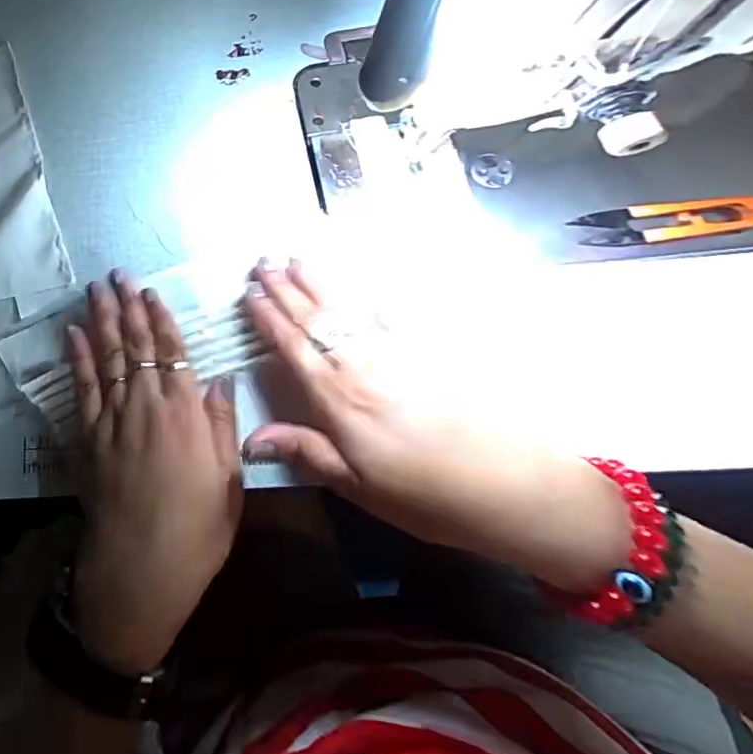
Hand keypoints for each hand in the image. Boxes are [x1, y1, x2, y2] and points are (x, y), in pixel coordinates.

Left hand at [66, 270, 241, 674]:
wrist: (139, 574)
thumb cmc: (196, 531)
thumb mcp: (228, 481)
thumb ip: (222, 425)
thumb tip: (219, 378)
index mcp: (186, 414)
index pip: (173, 352)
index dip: (161, 320)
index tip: (151, 292)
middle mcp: (147, 407)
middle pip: (135, 346)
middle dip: (127, 307)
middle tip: (118, 274)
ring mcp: (112, 421)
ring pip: (107, 358)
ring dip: (101, 320)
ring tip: (96, 289)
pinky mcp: (87, 440)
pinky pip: (81, 389)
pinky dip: (76, 359)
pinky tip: (72, 334)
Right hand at [240, 259, 633, 593]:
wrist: (503, 481)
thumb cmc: (422, 494)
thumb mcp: (357, 485)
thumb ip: (306, 451)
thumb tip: (251, 438)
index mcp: (337, 399)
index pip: (293, 348)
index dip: (269, 319)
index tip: (249, 293)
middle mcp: (360, 366)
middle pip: (316, 320)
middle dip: (286, 289)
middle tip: (264, 261)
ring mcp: (393, 354)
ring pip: (346, 310)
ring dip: (318, 283)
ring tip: (297, 258)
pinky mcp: (422, 352)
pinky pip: (383, 315)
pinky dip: (362, 295)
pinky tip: (355, 283)